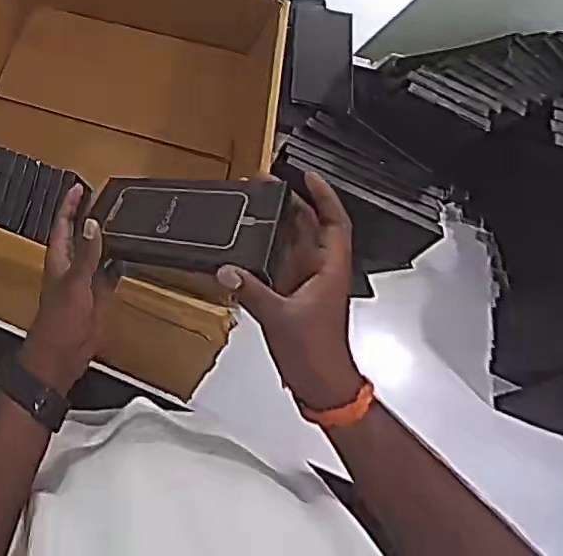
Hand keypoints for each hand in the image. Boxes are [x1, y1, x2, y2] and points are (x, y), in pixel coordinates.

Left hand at [20, 183, 115, 394]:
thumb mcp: (75, 284)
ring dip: (104, 238)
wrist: (61, 356)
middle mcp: (70, 265)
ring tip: (118, 221)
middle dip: (88, 216)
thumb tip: (92, 224)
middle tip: (102, 199)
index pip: (63, 222)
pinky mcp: (95, 296)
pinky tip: (126, 257)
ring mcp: (83, 281)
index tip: (79, 187)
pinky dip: (115, 262)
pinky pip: (107, 273)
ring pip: (94, 252)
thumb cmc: (58, 322)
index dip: (70, 204)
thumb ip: (86, 254)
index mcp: (59, 257)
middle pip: (79, 234)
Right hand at [218, 171, 364, 411]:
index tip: (308, 176)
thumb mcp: (281, 318)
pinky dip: (262, 244)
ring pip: (291, 240)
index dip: (324, 197)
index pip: (334, 224)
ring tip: (254, 200)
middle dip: (290, 200)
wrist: (322, 387)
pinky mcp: (287, 293)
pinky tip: (244, 237)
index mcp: (329, 271)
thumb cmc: (317, 356)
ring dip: (275, 220)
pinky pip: (274, 259)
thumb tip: (227, 270)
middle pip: (308, 226)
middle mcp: (318, 271)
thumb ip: (251, 290)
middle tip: (266, 182)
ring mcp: (303, 282)